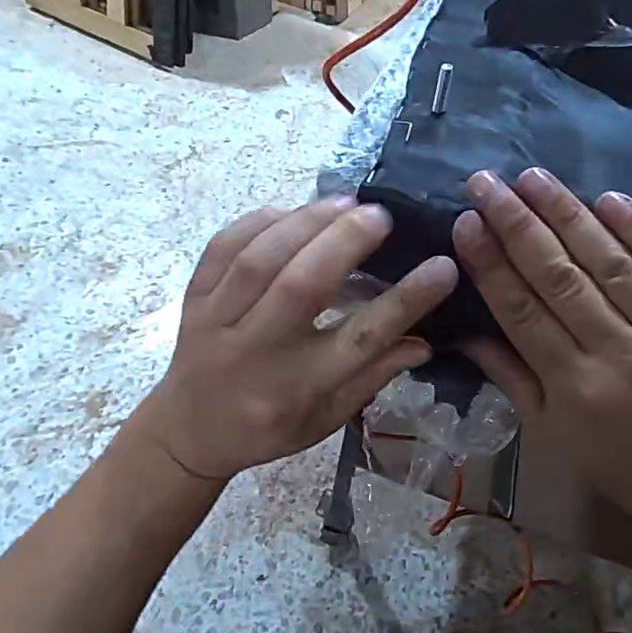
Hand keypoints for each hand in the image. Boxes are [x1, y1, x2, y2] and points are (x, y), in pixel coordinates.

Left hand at [138, 196, 458, 481]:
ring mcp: (217, 321)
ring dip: (306, 221)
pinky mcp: (194, 298)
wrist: (189, 430)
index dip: (406, 300)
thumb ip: (372, 377)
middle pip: (303, 285)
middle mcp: (256, 352)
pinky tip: (290, 211)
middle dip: (346, 241)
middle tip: (381, 215)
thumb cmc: (267, 429)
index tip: (443, 267)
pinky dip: (258, 221)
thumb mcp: (325, 418)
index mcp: (296, 388)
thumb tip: (425, 340)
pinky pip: (223, 247)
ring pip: (261, 259)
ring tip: (344, 202)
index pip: (361, 339)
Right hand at [451, 168, 631, 537]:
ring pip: (613, 265)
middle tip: (487, 183)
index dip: (491, 264)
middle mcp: (620, 357)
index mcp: (575, 388)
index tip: (467, 221)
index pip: (522, 312)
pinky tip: (609, 197)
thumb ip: (511, 378)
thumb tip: (466, 333)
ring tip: (534, 177)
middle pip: (561, 278)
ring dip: (570, 215)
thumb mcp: (552, 433)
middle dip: (518, 225)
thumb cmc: (619, 463)